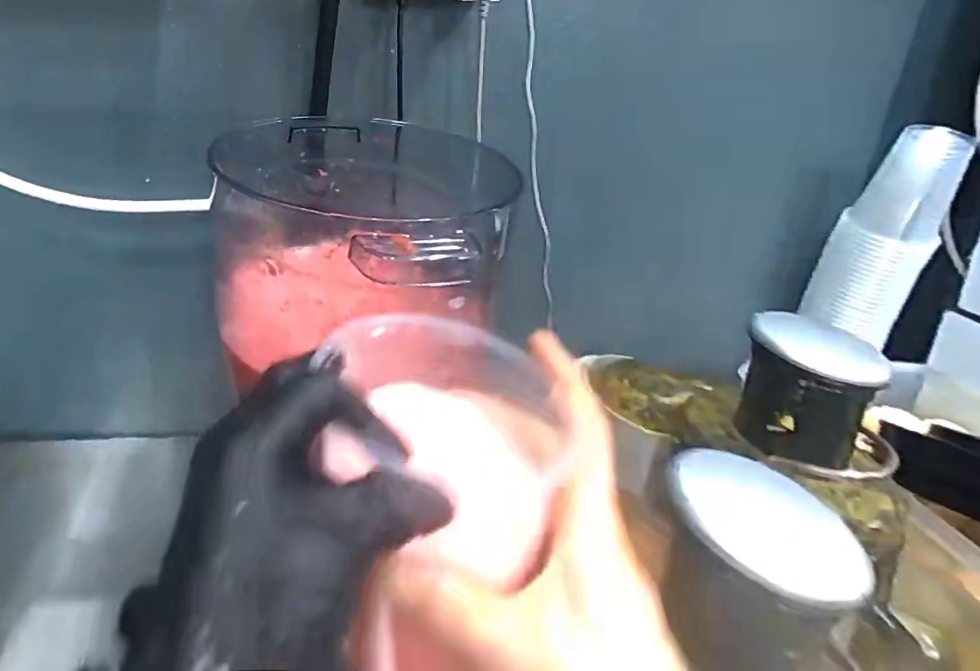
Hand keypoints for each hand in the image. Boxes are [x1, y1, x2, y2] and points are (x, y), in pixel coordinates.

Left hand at [123, 354, 453, 670]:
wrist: (217, 668)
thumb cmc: (277, 586)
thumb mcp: (344, 539)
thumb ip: (392, 502)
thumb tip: (442, 495)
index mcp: (251, 435)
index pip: (314, 386)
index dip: (363, 409)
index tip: (398, 456)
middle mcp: (229, 442)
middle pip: (286, 391)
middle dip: (332, 398)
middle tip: (373, 414)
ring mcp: (220, 474)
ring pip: (276, 425)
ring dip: (316, 428)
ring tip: (357, 450)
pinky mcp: (223, 506)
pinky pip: (267, 457)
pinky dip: (302, 458)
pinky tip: (327, 489)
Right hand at [382, 332, 685, 670]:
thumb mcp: (525, 643)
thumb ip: (454, 603)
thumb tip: (384, 556)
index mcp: (593, 521)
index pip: (588, 430)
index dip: (567, 379)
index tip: (539, 338)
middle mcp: (595, 529)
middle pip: (560, 449)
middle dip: (517, 414)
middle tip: (462, 400)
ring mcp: (593, 560)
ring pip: (551, 486)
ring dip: (513, 457)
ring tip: (460, 447)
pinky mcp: (584, 589)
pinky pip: (543, 523)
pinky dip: (511, 503)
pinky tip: (478, 525)